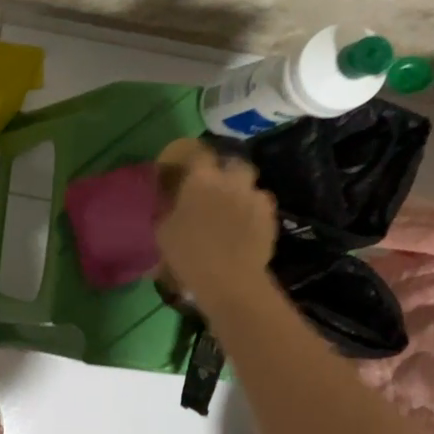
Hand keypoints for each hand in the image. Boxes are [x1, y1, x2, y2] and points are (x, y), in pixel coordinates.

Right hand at [155, 138, 277, 311]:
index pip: (199, 154)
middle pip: (234, 163)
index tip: (187, 167)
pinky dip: (254, 210)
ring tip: (233, 207)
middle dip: (227, 170)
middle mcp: (231, 181)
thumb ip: (167, 209)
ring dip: (242, 191)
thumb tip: (169, 200)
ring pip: (250, 184)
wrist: (228, 279)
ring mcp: (254, 197)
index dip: (194, 158)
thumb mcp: (163, 231)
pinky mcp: (270, 216)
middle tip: (216, 185)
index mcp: (201, 180)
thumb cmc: (187, 254)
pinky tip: (246, 225)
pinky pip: (261, 204)